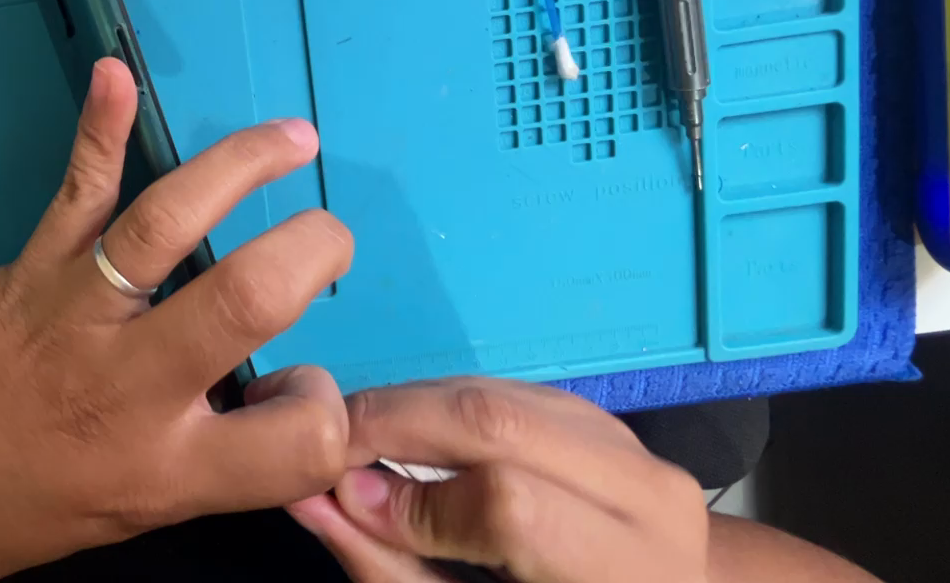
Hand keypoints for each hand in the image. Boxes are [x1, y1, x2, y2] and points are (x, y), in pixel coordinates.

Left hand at [0, 57, 353, 579]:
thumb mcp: (120, 514)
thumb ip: (201, 461)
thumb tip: (264, 392)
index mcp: (164, 471)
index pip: (297, 439)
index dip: (323, 408)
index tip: (301, 384)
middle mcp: (130, 385)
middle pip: (249, 298)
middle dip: (312, 251)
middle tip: (329, 237)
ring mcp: (78, 312)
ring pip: (170, 222)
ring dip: (241, 166)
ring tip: (292, 139)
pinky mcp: (31, 266)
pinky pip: (76, 190)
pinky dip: (99, 126)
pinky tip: (115, 74)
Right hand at [286, 379, 708, 582]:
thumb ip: (390, 570)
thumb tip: (308, 497)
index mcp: (630, 568)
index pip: (511, 504)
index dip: (414, 500)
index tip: (344, 499)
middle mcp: (640, 486)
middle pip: (491, 419)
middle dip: (389, 421)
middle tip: (326, 441)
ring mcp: (615, 434)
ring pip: (483, 389)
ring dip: (402, 406)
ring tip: (358, 437)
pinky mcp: (581, 406)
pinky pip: (489, 385)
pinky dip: (430, 404)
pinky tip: (406, 433)